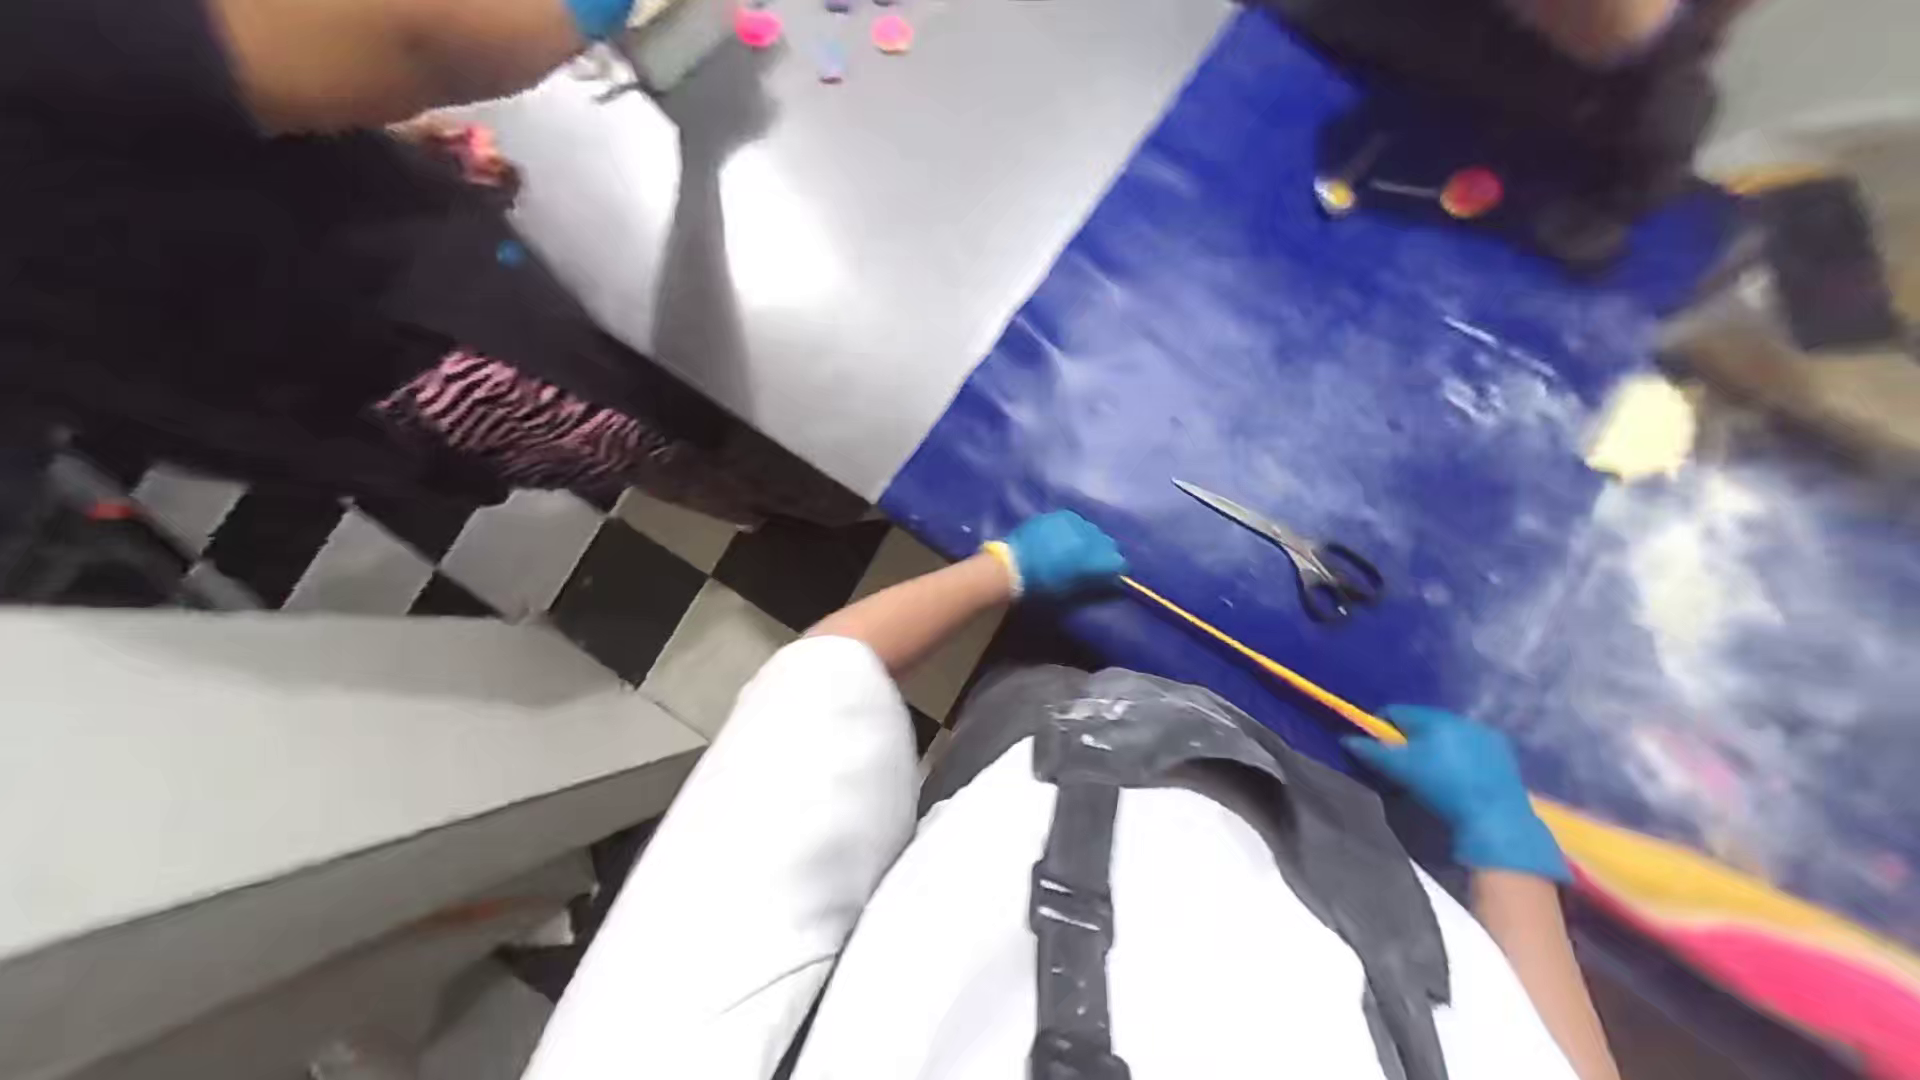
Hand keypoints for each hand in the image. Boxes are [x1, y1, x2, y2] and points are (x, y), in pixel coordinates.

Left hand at [996, 511, 1127, 598]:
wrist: (1012, 566)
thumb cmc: (1042, 585)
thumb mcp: (1073, 589)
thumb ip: (1095, 580)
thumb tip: (1111, 576)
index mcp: (1093, 558)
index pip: (1118, 562)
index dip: (1116, 569)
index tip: (1112, 574)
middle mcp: (1088, 536)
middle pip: (1108, 542)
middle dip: (1104, 552)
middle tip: (1095, 562)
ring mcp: (1074, 522)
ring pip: (1093, 530)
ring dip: (1090, 539)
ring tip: (1079, 548)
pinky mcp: (1060, 515)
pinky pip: (1076, 521)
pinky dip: (1076, 529)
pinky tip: (1067, 537)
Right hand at [1343, 706, 1569, 882]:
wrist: (1497, 823)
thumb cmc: (1440, 789)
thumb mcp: (1397, 770)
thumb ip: (1369, 751)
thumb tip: (1346, 739)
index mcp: (1435, 718)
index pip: (1395, 711)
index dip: (1380, 727)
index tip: (1378, 748)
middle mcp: (1462, 719)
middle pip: (1421, 721)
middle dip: (1409, 737)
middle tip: (1403, 762)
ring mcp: (1487, 736)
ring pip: (1446, 733)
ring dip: (1434, 745)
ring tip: (1429, 771)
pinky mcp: (1505, 754)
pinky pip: (1469, 745)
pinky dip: (1457, 755)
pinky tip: (1456, 776)